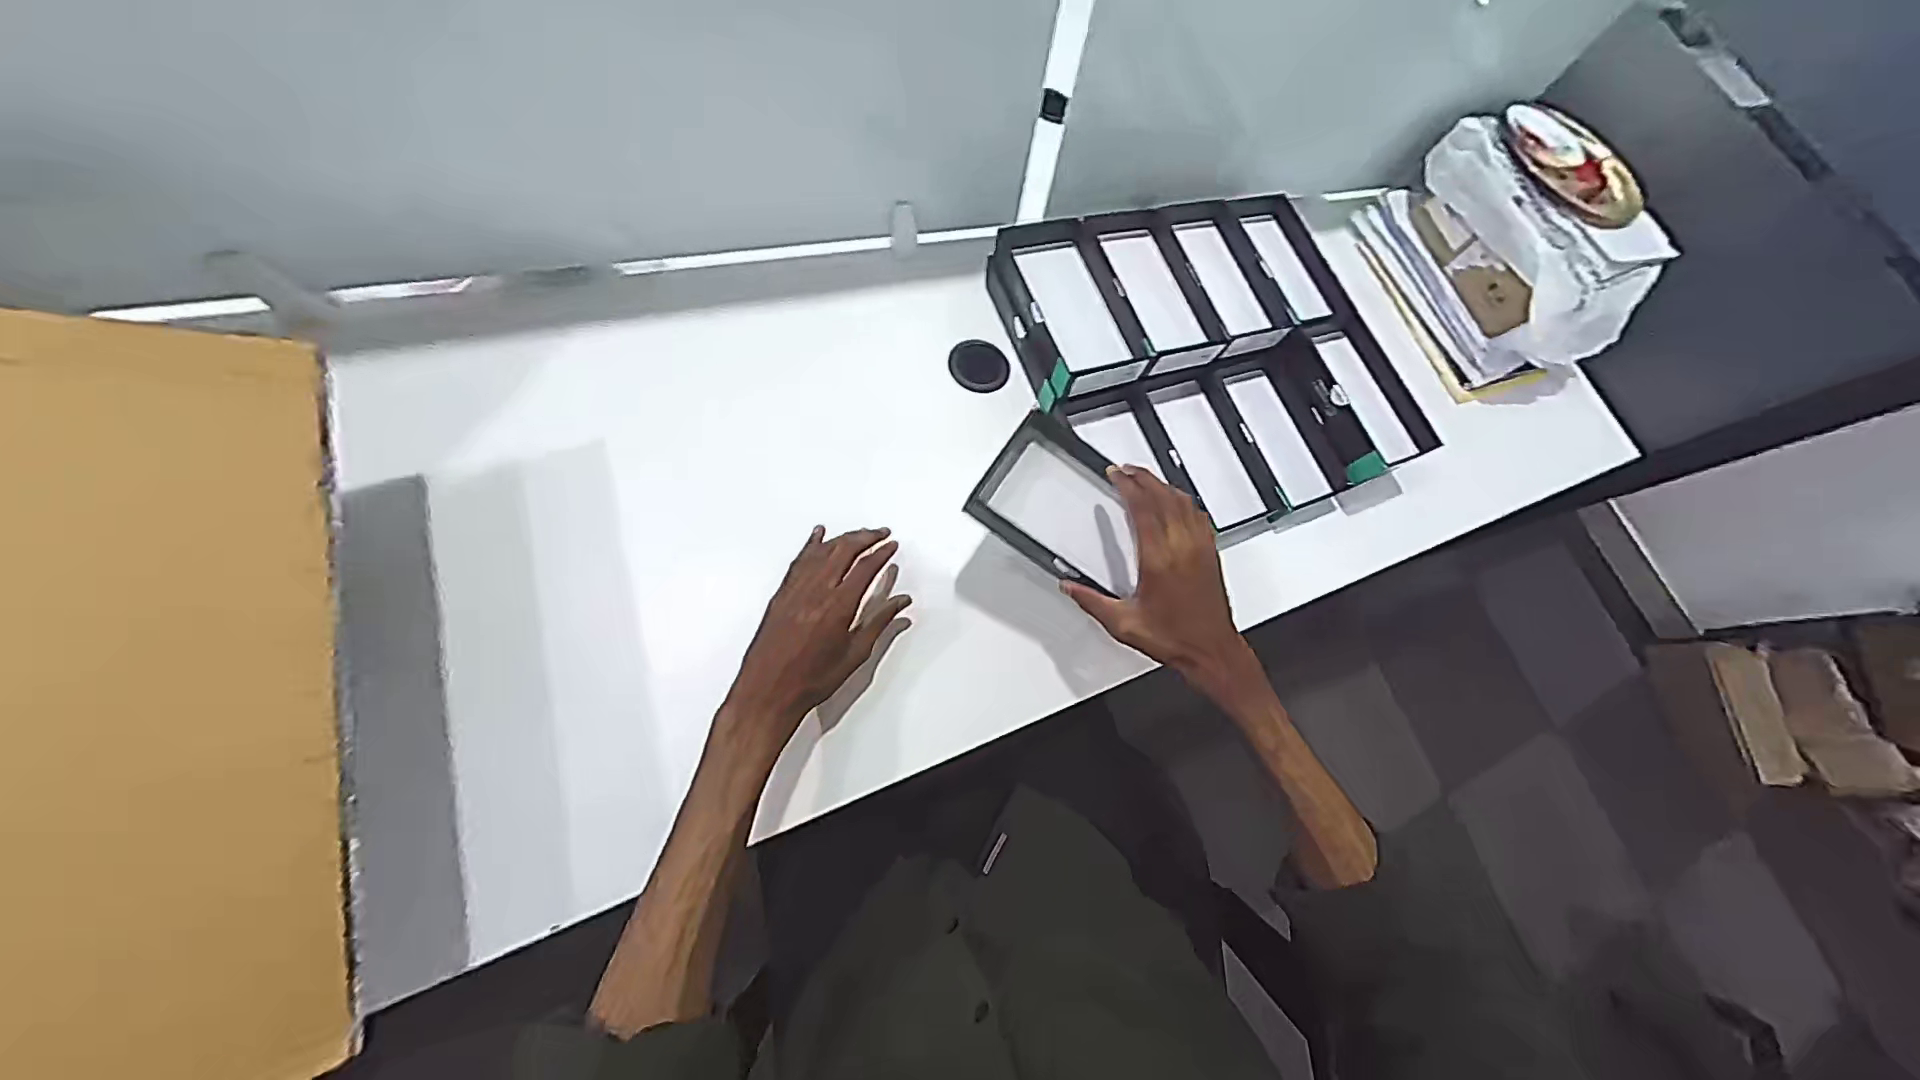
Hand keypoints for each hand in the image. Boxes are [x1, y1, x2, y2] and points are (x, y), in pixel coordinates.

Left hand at [723, 527, 912, 752]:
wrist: (768, 692)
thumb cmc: (809, 680)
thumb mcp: (855, 654)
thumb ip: (878, 622)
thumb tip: (898, 603)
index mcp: (838, 605)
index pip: (865, 567)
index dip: (881, 553)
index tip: (891, 546)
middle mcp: (816, 591)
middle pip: (844, 550)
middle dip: (866, 537)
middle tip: (880, 534)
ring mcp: (795, 590)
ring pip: (822, 551)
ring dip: (843, 538)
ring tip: (858, 534)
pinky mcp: (781, 594)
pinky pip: (799, 560)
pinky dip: (811, 545)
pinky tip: (817, 536)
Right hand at [1062, 466, 1257, 692]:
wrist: (1211, 651)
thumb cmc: (1176, 638)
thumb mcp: (1123, 623)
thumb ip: (1092, 602)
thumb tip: (1070, 586)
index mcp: (1159, 560)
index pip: (1143, 508)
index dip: (1128, 486)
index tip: (1116, 475)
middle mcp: (1182, 548)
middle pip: (1164, 497)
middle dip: (1143, 478)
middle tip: (1126, 470)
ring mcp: (1200, 548)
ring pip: (1183, 502)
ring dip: (1163, 485)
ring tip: (1146, 478)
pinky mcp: (1210, 553)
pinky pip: (1198, 515)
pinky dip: (1183, 501)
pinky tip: (1176, 501)